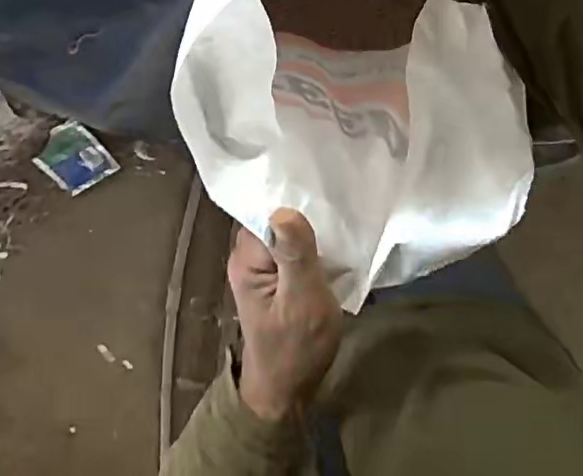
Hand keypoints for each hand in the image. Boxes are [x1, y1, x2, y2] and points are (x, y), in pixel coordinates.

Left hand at [229, 208, 342, 421]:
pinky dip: (310, 244)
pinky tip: (330, 241)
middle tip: (334, 202)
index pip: (265, 210)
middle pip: (274, 217)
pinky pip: (291, 247)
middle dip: (302, 211)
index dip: (292, 198)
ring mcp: (261, 266)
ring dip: (309, 228)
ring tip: (336, 217)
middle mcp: (248, 256)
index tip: (320, 189)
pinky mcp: (276, 276)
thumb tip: (284, 210)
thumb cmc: (295, 349)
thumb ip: (295, 255)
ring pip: (284, 231)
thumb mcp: (302, 302)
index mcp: (247, 258)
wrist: (289, 393)